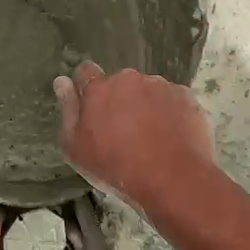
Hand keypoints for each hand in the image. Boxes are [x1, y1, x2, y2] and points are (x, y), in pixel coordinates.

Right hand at [52, 63, 215, 200]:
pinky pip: (172, 100)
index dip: (85, 85)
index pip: (85, 71)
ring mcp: (162, 86)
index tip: (90, 104)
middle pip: (119, 83)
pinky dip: (169, 113)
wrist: (171, 178)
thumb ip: (68, 110)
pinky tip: (169, 136)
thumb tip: (62, 81)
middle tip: (121, 130)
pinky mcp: (187, 98)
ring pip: (147, 91)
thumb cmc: (114, 165)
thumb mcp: (75, 146)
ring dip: (144, 105)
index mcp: (99, 89)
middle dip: (118, 99)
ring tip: (149, 136)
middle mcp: (130, 79)